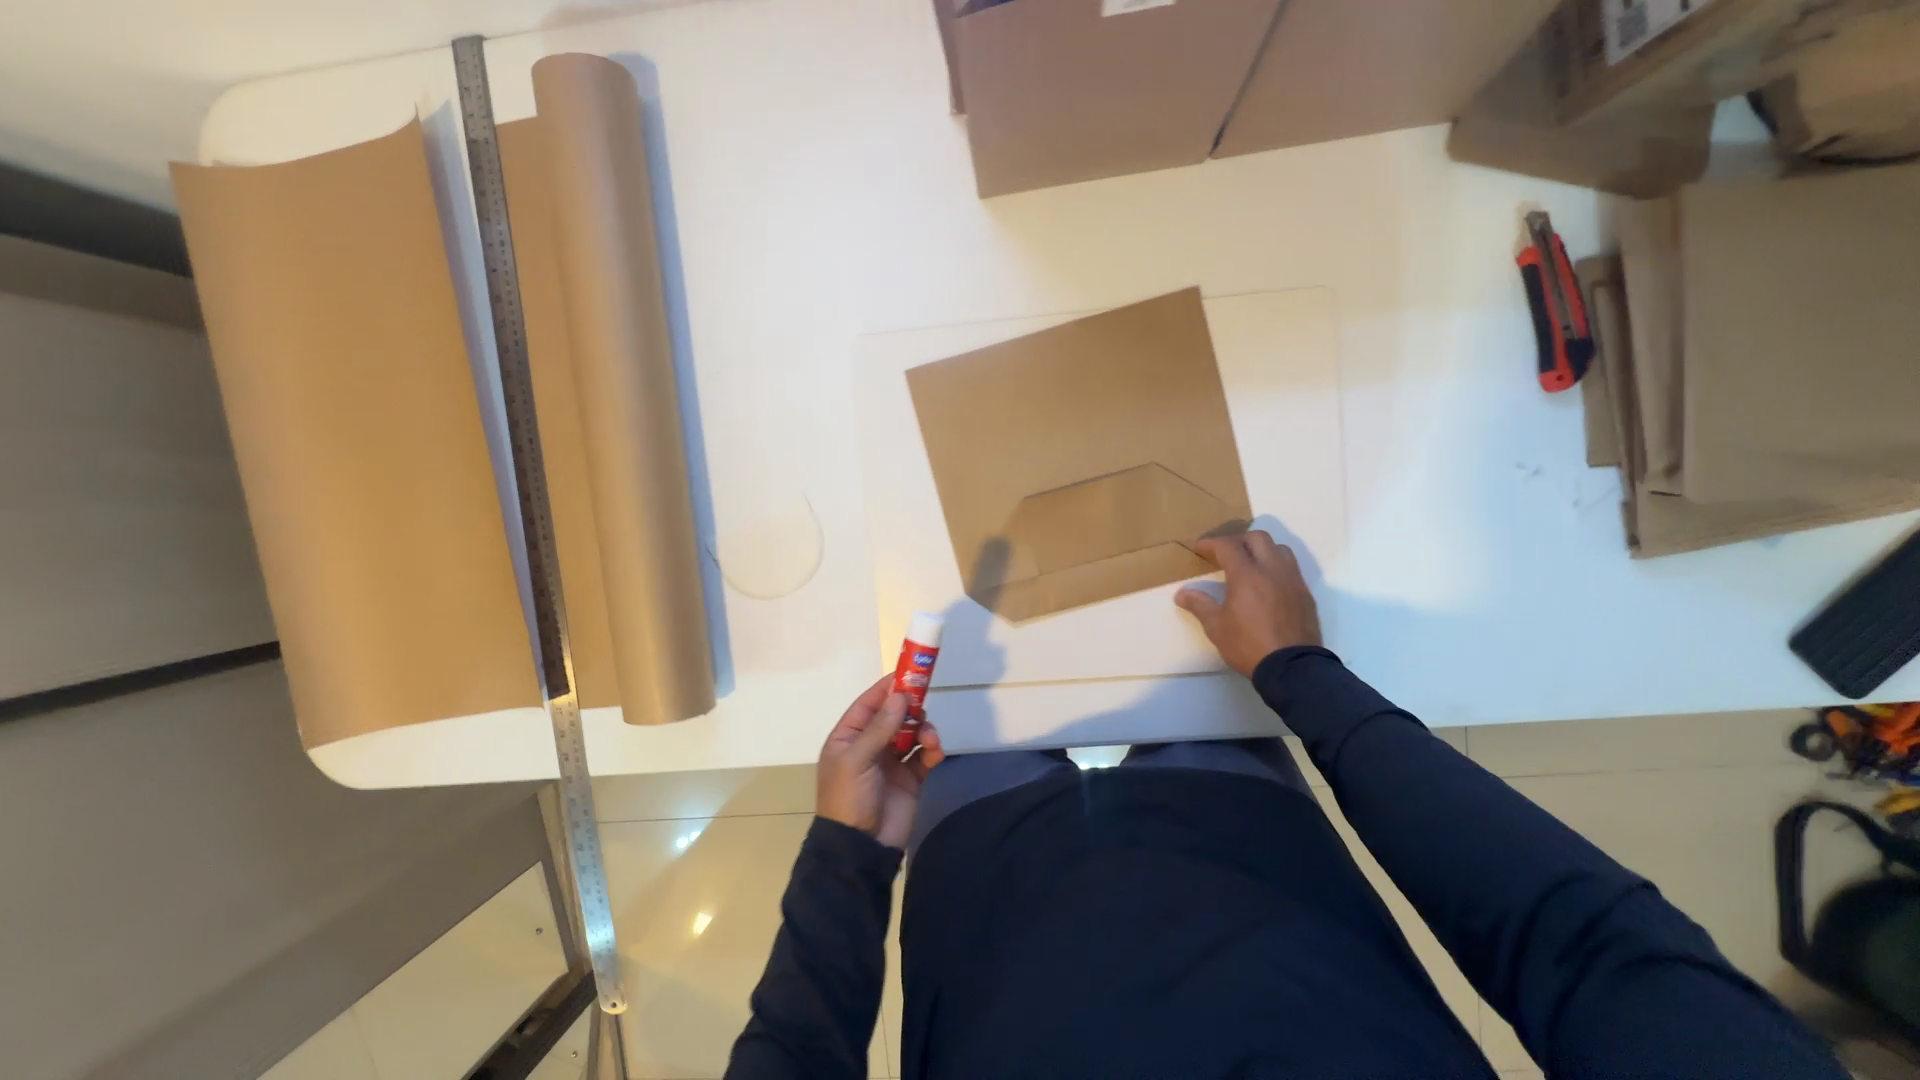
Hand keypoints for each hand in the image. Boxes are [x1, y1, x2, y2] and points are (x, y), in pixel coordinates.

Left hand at [816, 675, 947, 849]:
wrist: (861, 848)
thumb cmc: (849, 798)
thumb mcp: (858, 759)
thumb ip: (881, 727)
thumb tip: (901, 695)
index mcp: (847, 738)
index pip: (868, 704)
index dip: (887, 688)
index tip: (910, 673)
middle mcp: (869, 746)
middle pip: (894, 716)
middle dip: (910, 709)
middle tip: (923, 706)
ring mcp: (890, 762)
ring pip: (912, 733)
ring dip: (923, 730)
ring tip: (929, 739)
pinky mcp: (910, 778)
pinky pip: (924, 755)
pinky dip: (932, 750)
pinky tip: (935, 753)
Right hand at [1175, 531, 1321, 676]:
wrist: (1291, 667)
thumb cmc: (1248, 645)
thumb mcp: (1216, 627)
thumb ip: (1199, 605)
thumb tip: (1182, 594)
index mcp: (1247, 574)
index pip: (1228, 546)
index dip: (1211, 543)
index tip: (1200, 548)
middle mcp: (1272, 569)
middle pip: (1257, 538)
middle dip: (1238, 541)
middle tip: (1225, 554)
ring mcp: (1292, 580)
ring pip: (1279, 549)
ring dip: (1262, 550)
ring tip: (1250, 564)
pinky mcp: (1305, 594)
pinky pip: (1291, 568)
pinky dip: (1276, 566)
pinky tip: (1268, 584)